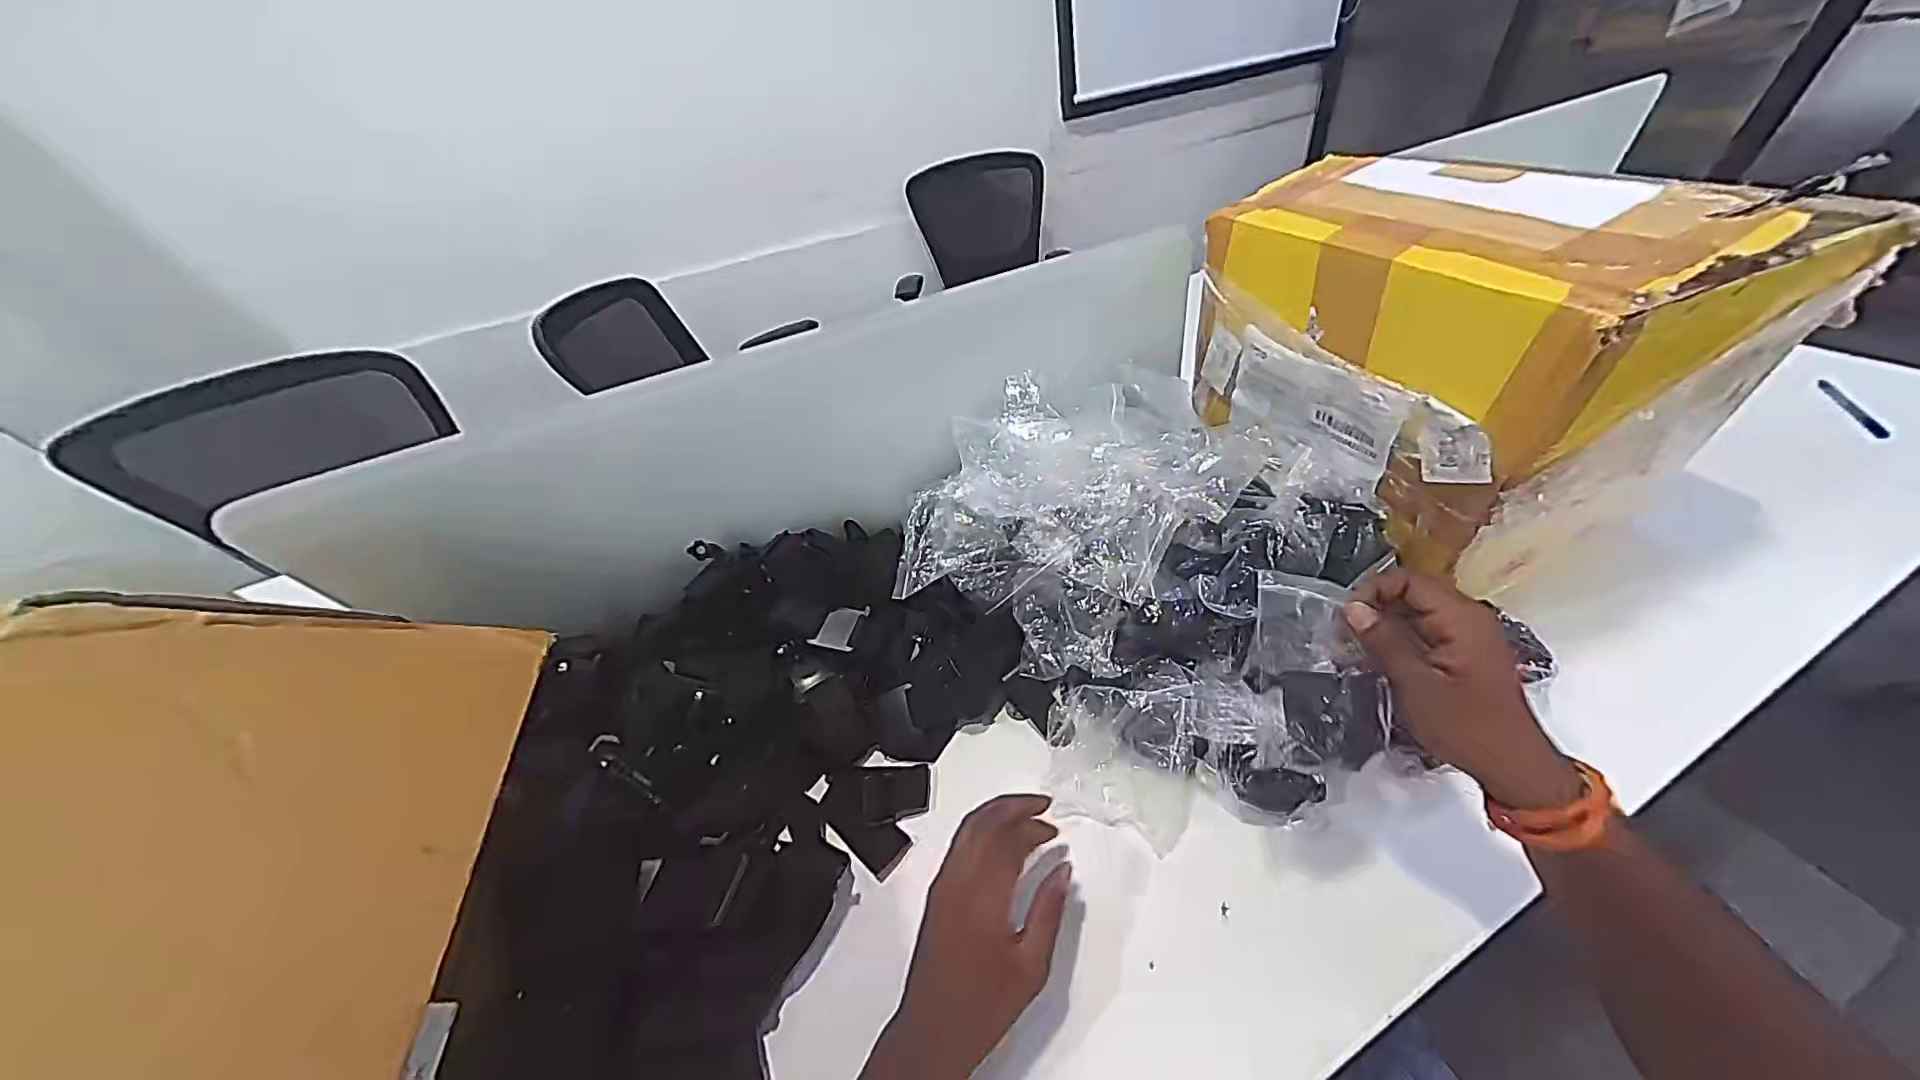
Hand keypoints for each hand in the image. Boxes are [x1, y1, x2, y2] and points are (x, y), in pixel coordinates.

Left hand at [860, 794, 1071, 1079]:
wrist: (933, 1031)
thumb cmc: (978, 1006)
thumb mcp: (1031, 965)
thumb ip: (1049, 911)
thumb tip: (1062, 873)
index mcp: (983, 894)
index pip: (1008, 837)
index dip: (1033, 824)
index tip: (1052, 826)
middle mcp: (957, 880)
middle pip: (983, 820)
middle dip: (1015, 806)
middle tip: (1041, 809)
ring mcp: (943, 884)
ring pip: (968, 828)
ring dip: (998, 816)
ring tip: (1027, 822)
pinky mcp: (937, 893)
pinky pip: (960, 845)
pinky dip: (983, 833)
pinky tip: (1002, 845)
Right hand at [1346, 570, 1581, 808]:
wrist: (1514, 768)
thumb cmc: (1467, 727)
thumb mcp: (1415, 683)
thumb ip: (1384, 640)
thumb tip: (1353, 608)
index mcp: (1462, 619)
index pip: (1409, 580)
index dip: (1373, 590)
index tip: (1348, 616)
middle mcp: (1469, 619)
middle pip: (1411, 594)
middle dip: (1373, 608)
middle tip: (1343, 634)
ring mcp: (1467, 637)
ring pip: (1415, 614)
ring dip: (1382, 626)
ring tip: (1353, 649)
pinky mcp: (1463, 654)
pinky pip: (1424, 633)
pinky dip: (1397, 641)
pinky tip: (1376, 660)